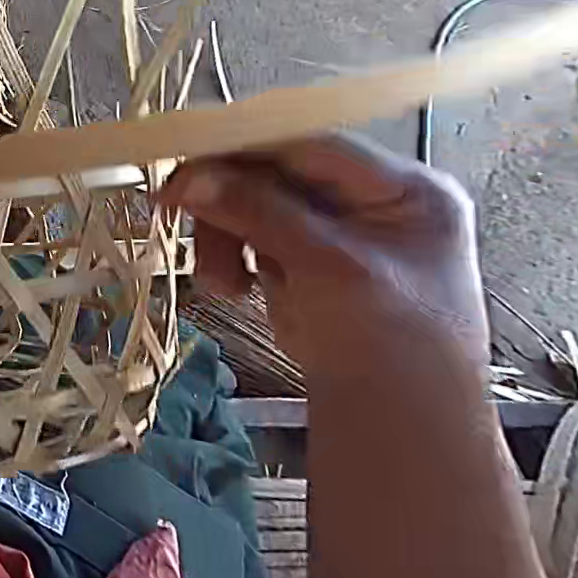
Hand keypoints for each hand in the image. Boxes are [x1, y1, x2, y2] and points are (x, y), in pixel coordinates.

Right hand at [157, 133, 486, 378]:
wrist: (393, 433)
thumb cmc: (388, 349)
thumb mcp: (329, 270)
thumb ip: (260, 213)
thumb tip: (191, 178)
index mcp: (403, 189)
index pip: (312, 144)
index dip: (247, 144)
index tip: (188, 156)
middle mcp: (367, 198)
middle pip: (275, 172)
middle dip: (227, 201)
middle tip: (174, 210)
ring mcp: (332, 228)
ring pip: (251, 204)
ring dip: (221, 237)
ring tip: (220, 284)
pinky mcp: (301, 256)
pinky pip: (248, 235)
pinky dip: (229, 257)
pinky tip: (236, 289)